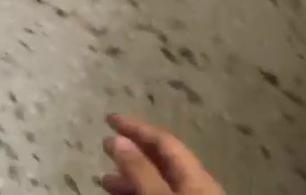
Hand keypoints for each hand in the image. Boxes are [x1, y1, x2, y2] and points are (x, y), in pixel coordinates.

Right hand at [99, 114, 223, 194]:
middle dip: (131, 150)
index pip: (165, 140)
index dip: (136, 126)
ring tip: (106, 178)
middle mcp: (200, 184)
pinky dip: (142, 188)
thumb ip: (141, 169)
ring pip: (161, 179)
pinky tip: (123, 191)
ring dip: (132, 174)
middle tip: (104, 145)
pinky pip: (163, 192)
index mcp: (197, 175)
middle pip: (163, 159)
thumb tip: (119, 137)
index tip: (109, 118)